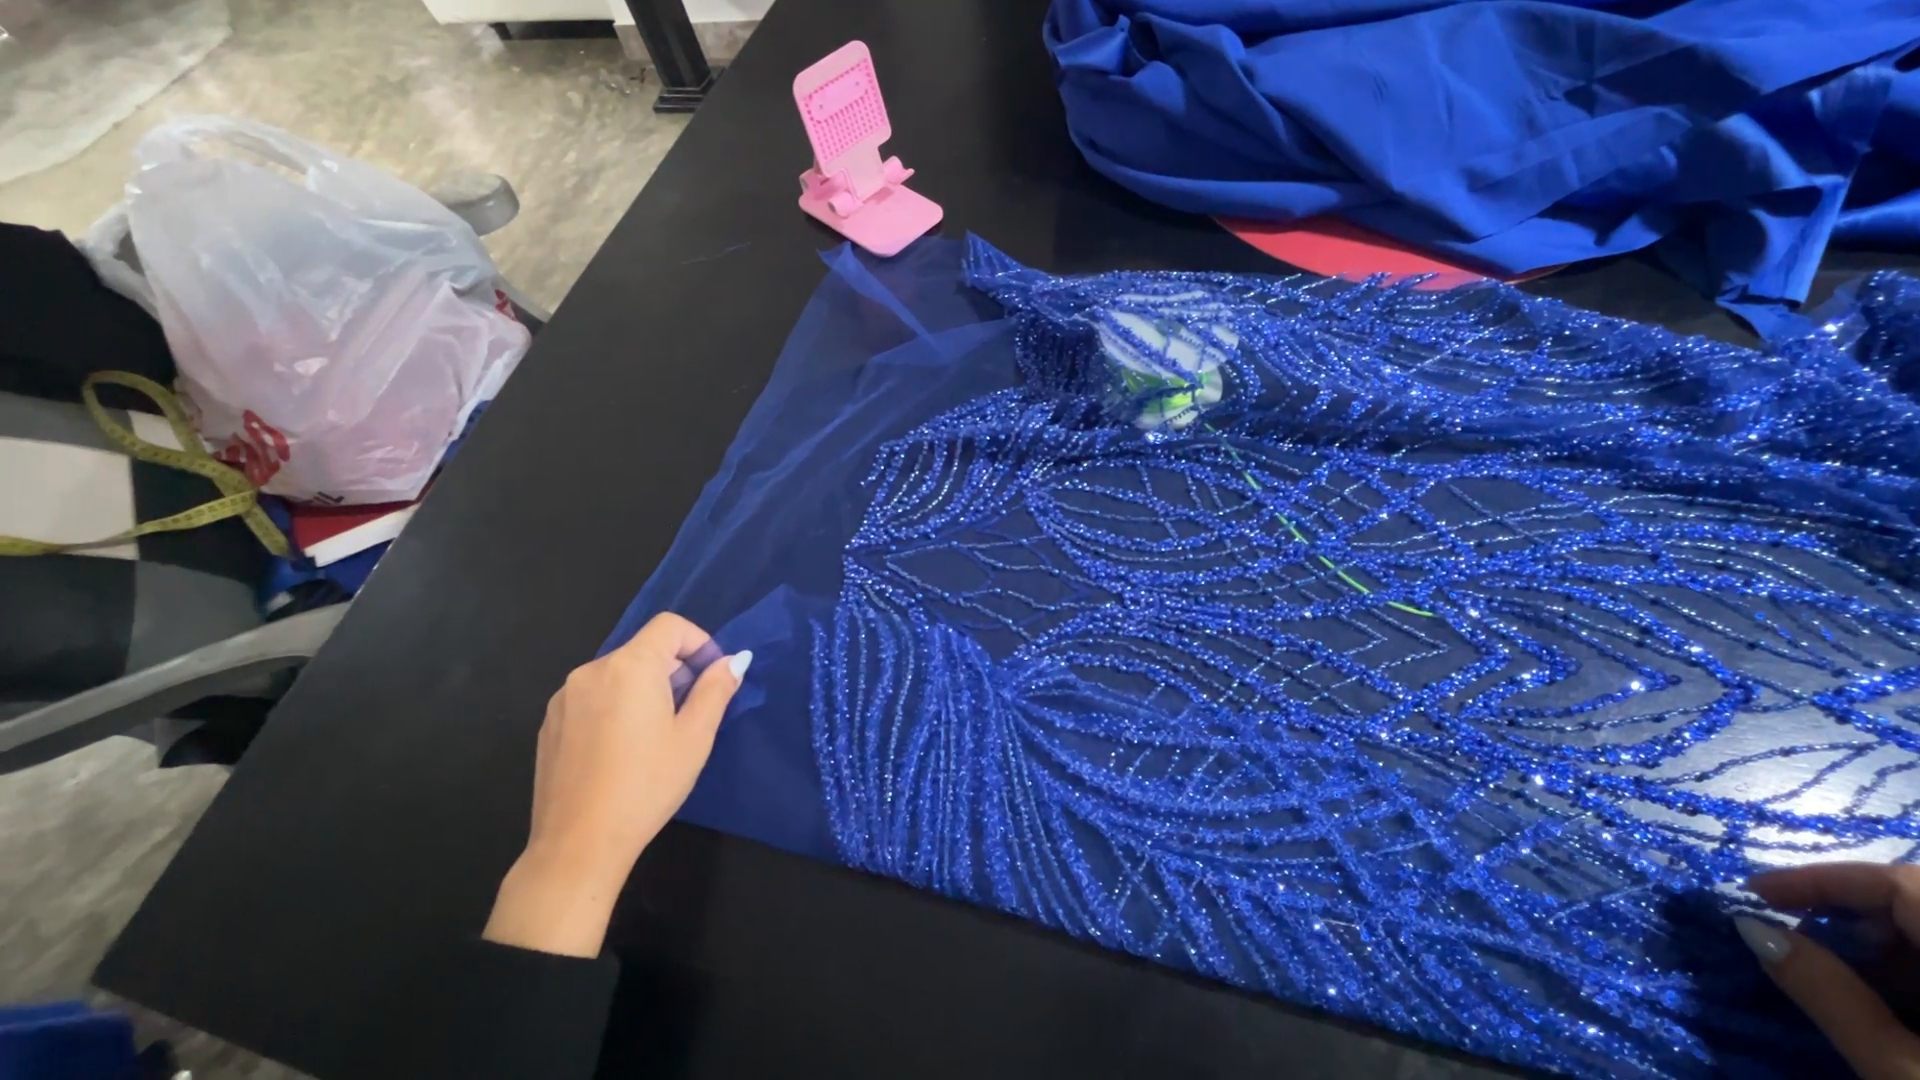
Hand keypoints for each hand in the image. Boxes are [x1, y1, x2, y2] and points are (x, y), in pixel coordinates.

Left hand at [483, 613, 749, 957]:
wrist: (578, 843)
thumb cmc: (646, 785)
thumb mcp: (695, 737)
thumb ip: (716, 689)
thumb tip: (734, 660)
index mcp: (630, 667)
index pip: (670, 626)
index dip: (699, 643)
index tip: (713, 678)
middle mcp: (591, 670)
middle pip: (643, 650)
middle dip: (675, 670)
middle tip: (692, 713)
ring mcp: (564, 697)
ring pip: (617, 675)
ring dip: (645, 690)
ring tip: (658, 735)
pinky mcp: (550, 723)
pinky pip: (593, 698)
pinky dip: (616, 707)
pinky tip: (623, 751)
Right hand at [1741, 863, 1919, 1079]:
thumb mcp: (1900, 1075)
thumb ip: (1827, 994)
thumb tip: (1752, 927)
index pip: (1901, 883)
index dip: (1821, 879)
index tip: (1754, 892)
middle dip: (1852, 911)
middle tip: (1792, 935)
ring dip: (1889, 945)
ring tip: (1841, 978)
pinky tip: (1899, 1007)